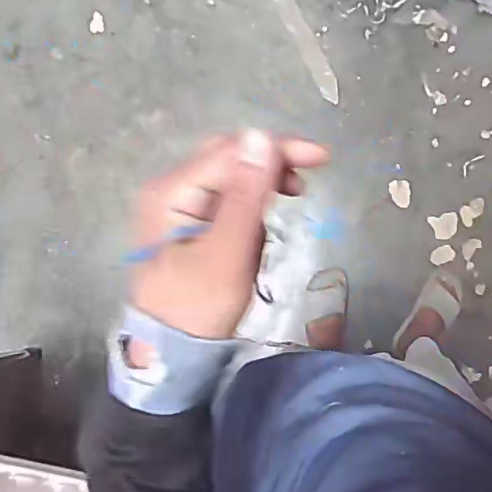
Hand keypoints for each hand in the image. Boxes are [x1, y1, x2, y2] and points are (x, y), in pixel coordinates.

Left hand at [129, 129, 330, 340]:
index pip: (230, 152)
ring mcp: (177, 208)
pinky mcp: (189, 226)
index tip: (321, 158)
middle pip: (229, 160)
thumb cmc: (198, 308)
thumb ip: (245, 196)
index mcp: (170, 191)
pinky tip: (257, 235)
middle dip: (269, 169)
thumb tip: (261, 136)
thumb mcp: (226, 253)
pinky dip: (249, 215)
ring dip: (260, 194)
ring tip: (278, 218)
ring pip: (230, 182)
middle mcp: (170, 191)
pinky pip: (226, 205)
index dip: (276, 148)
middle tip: (303, 187)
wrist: (171, 355)